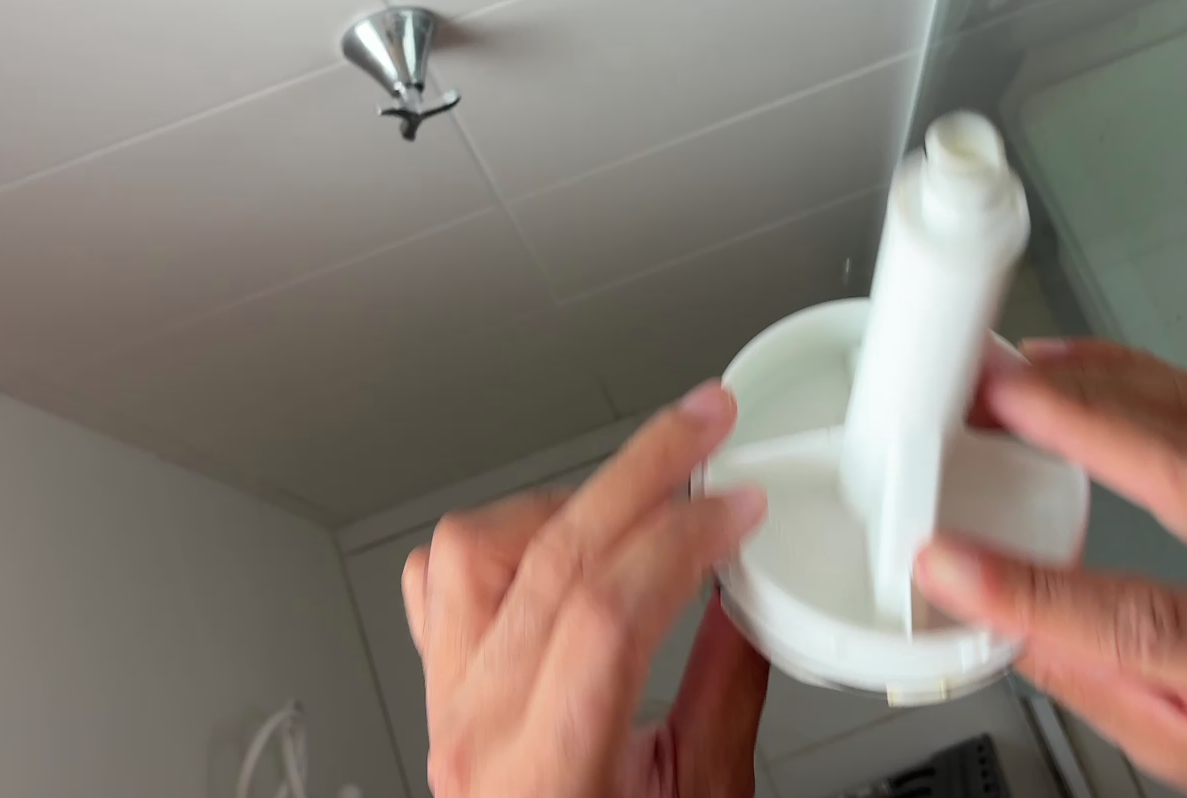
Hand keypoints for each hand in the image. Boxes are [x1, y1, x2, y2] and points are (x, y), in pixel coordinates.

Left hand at [401, 382, 769, 797]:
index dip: (684, 538)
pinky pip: (448, 568)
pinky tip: (564, 530)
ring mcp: (447, 691)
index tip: (738, 504)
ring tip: (638, 499)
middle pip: (553, 553)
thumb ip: (724, 688)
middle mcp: (477, 723)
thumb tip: (744, 589)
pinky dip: (510, 528)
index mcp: (546, 776)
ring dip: (573, 500)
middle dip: (643, 467)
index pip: (608, 614)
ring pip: (481, 542)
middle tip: (702, 423)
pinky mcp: (442, 669)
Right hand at [916, 339, 1186, 797]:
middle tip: (991, 398)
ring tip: (1014, 373)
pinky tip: (1068, 363)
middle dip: (1073, 423)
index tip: (947, 563)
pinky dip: (1124, 371)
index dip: (1031, 589)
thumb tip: (988, 612)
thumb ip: (1086, 678)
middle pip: (1185, 472)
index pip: (1143, 623)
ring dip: (1092, 383)